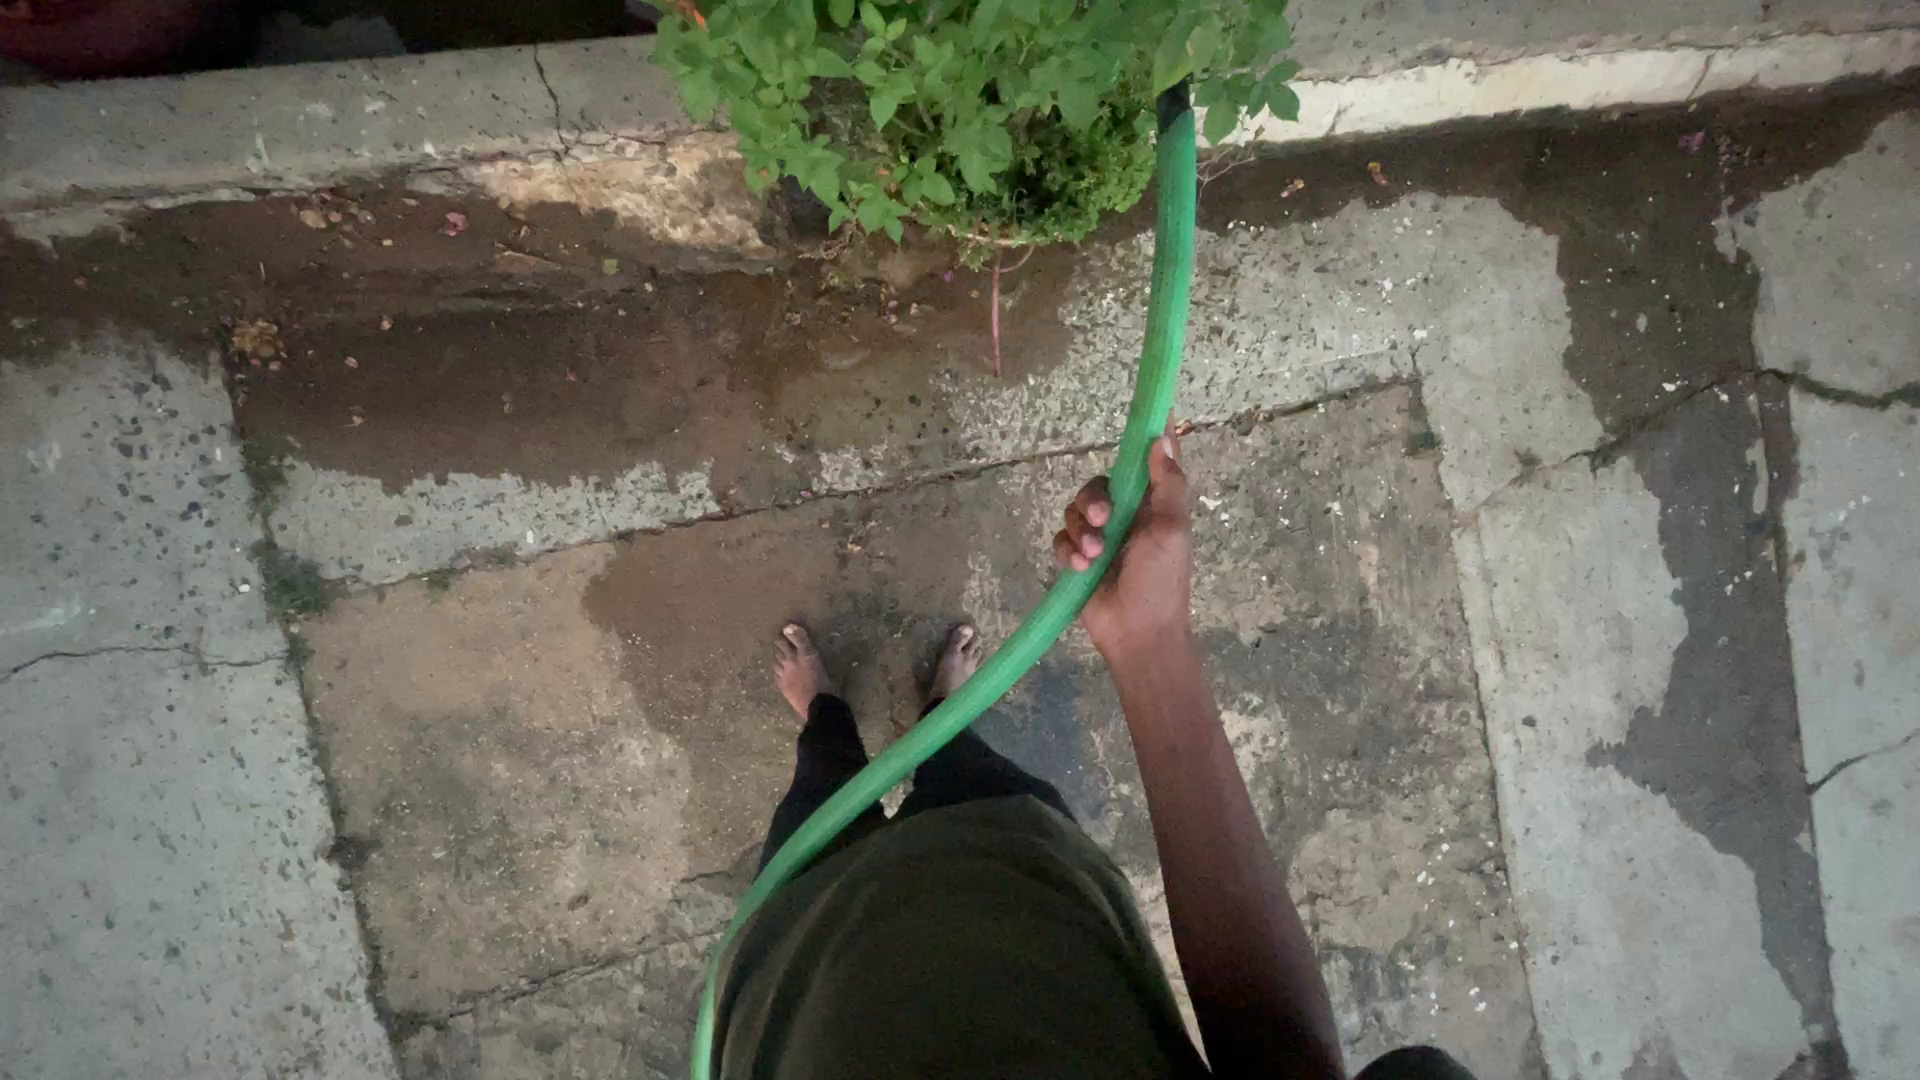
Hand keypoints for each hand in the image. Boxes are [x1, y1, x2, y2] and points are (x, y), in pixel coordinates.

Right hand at [1053, 431, 1193, 662]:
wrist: (1138, 634)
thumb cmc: (1161, 581)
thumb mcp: (1170, 530)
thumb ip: (1166, 484)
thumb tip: (1161, 436)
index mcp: (1153, 506)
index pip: (1148, 463)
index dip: (1145, 438)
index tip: (1144, 410)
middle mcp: (1126, 517)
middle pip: (1098, 485)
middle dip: (1093, 501)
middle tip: (1102, 521)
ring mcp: (1100, 539)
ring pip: (1074, 511)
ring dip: (1080, 531)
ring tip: (1092, 556)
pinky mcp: (1079, 560)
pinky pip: (1061, 539)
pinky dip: (1069, 551)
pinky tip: (1081, 568)